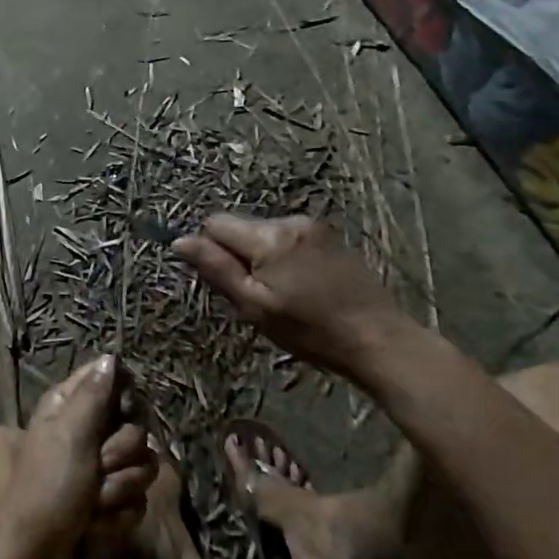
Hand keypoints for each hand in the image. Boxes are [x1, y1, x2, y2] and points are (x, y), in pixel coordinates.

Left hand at [0, 355, 155, 558]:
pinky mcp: (112, 502)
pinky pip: (138, 499)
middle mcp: (86, 433)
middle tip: (97, 467)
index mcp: (69, 407)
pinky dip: (118, 514)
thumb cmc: (49, 487)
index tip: (119, 412)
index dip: (121, 397)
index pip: (110, 380)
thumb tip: (111, 357)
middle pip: (134, 425)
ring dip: (119, 488)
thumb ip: (94, 394)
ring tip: (93, 503)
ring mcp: (101, 470)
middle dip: (120, 453)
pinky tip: (97, 524)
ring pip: (142, 464)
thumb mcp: (70, 433)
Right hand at [172, 214, 404, 372]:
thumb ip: (216, 269)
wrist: (378, 338)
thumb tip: (180, 241)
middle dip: (240, 254)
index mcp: (267, 236)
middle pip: (241, 227)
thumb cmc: (310, 330)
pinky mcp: (330, 236)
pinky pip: (290, 238)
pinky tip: (305, 286)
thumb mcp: (254, 306)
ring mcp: (313, 226)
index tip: (230, 282)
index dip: (212, 250)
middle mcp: (289, 220)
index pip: (215, 223)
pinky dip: (286, 256)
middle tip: (259, 295)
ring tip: (285, 294)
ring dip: (263, 256)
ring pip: (265, 233)